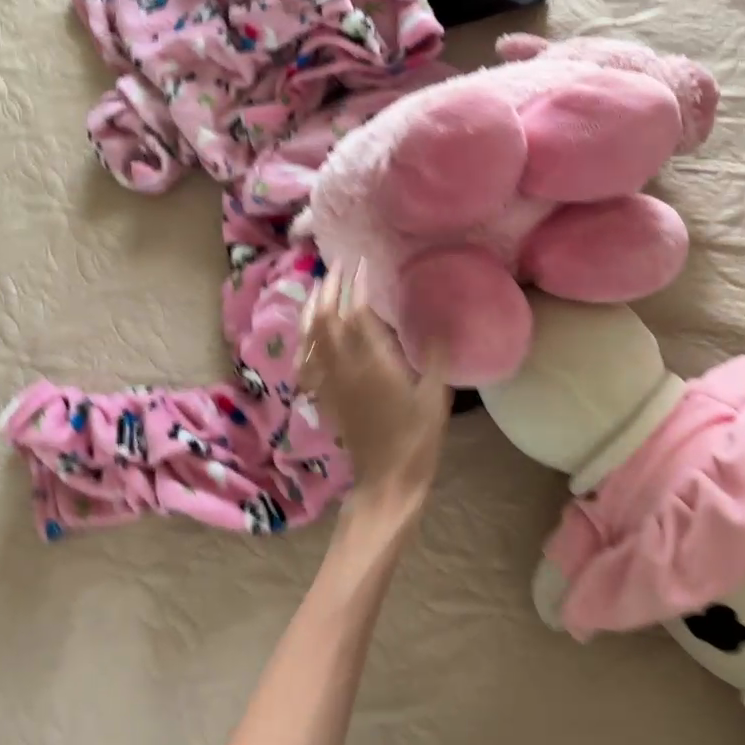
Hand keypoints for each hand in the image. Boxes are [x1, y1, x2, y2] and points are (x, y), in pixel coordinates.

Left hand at [298, 259, 452, 508]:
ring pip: (311, 337)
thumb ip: (435, 358)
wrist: (385, 481)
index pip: (357, 313)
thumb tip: (439, 323)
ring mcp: (330, 382)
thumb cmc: (416, 441)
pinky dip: (305, 339)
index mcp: (374, 363)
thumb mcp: (435, 398)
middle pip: (326, 319)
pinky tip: (309, 332)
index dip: (356, 286)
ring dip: (312, 308)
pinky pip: (306, 361)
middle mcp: (345, 368)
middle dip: (329, 288)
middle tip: (337, 266)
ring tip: (319, 288)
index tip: (361, 264)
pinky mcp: (324, 397)